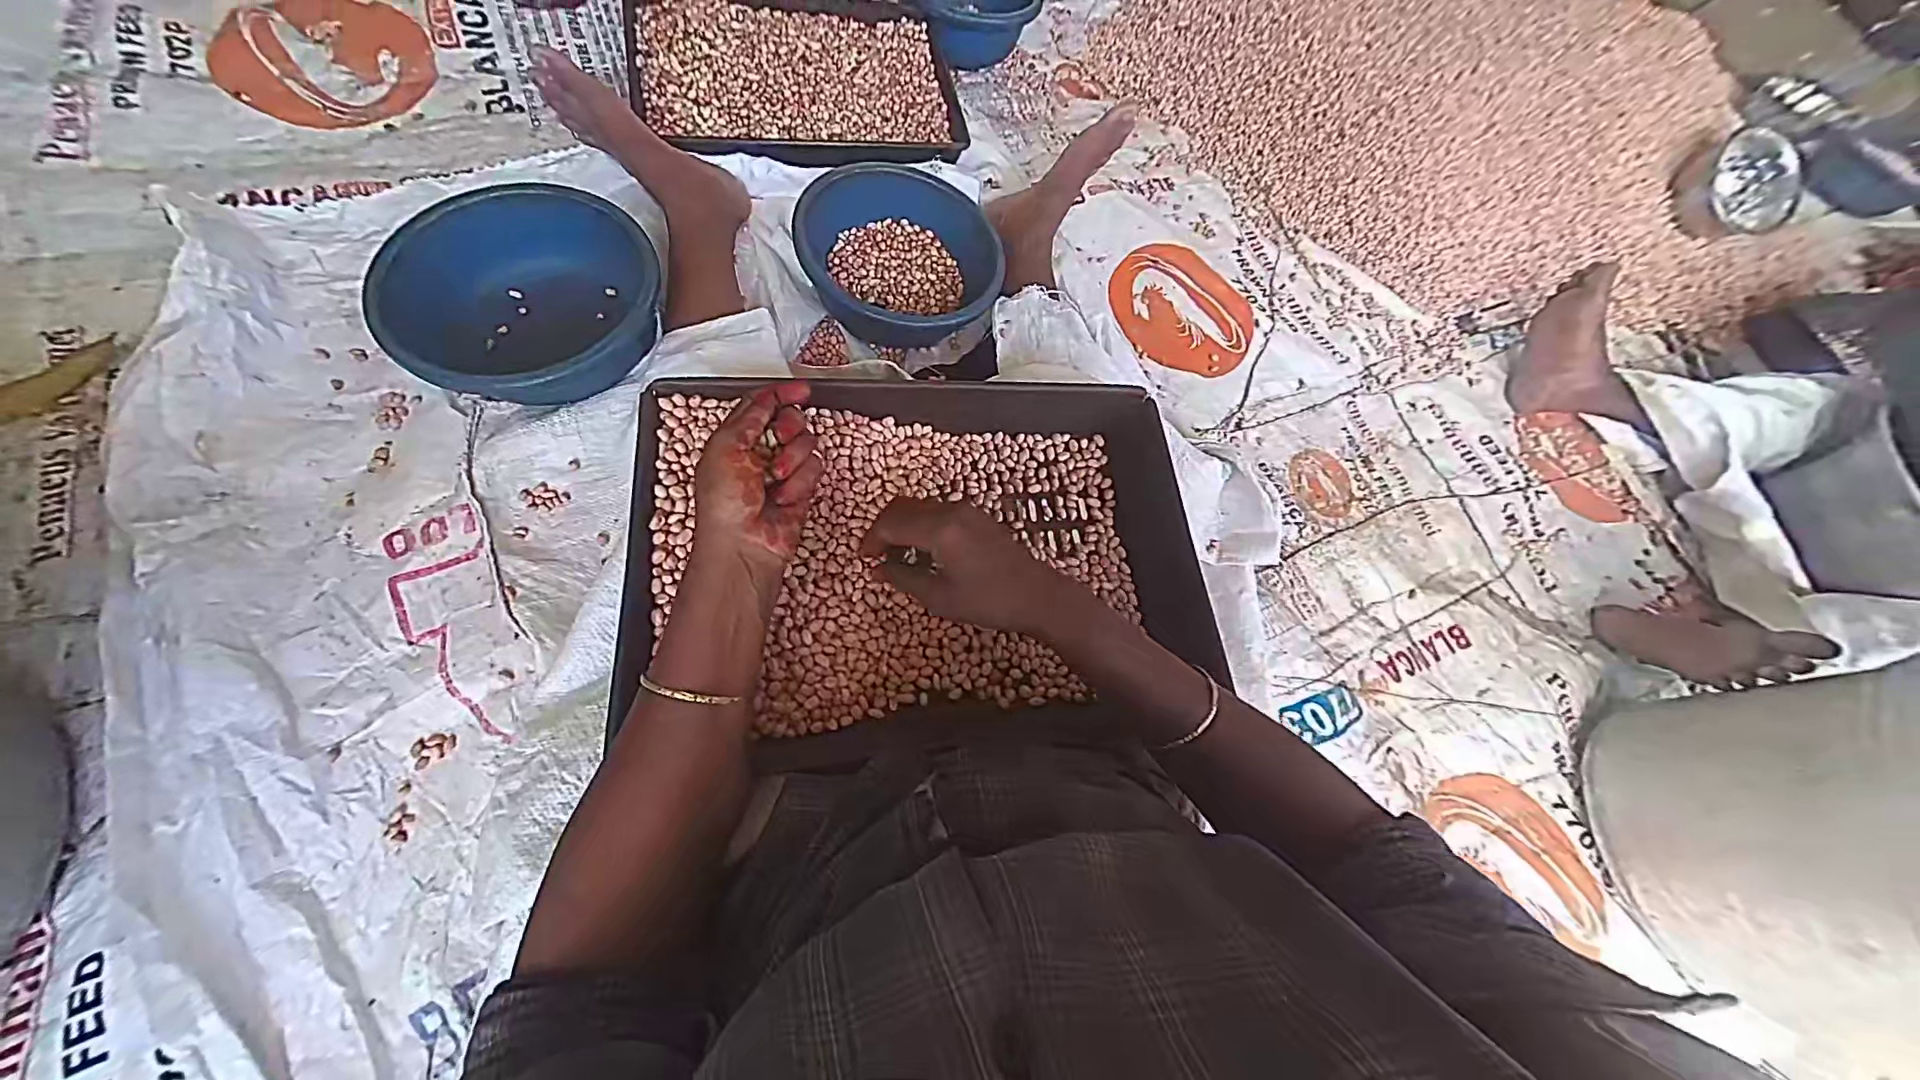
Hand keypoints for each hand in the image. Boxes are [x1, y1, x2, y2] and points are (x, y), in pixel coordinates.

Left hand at [693, 382, 821, 578]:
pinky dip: (801, 481)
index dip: (782, 393)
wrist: (743, 544)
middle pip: (792, 419)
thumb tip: (769, 397)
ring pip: (807, 443)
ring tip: (776, 479)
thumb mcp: (725, 446)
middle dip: (790, 427)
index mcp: (736, 438)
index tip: (802, 390)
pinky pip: (815, 468)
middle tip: (781, 439)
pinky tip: (784, 498)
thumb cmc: (724, 503)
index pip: (763, 405)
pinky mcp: (802, 488)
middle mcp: (762, 452)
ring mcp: (784, 470)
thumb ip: (749, 415)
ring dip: (793, 459)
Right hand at [859, 498, 1083, 634]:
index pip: (891, 523)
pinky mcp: (977, 516)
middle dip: (883, 529)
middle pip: (902, 507)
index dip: (872, 540)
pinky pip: (938, 511)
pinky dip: (922, 525)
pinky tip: (924, 552)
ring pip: (920, 507)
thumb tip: (877, 570)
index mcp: (940, 529)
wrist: (1038, 595)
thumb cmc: (989, 601)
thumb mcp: (940, 597)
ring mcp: (967, 510)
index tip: (864, 559)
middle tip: (876, 556)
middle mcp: (951, 510)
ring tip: (899, 558)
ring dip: (903, 526)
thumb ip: (903, 578)